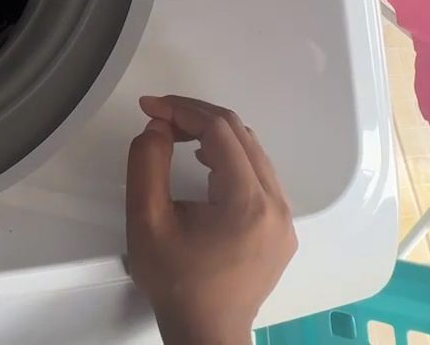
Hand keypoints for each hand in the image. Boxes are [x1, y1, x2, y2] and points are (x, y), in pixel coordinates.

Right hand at [125, 96, 296, 344]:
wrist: (205, 332)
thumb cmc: (175, 279)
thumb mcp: (146, 216)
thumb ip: (147, 161)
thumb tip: (159, 126)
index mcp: (247, 203)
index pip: (219, 130)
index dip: (181, 109)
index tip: (148, 107)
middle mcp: (276, 206)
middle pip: (240, 133)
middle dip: (195, 115)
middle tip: (158, 114)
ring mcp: (284, 219)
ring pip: (252, 150)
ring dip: (212, 131)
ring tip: (174, 132)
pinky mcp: (280, 229)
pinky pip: (258, 172)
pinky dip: (228, 153)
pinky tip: (202, 159)